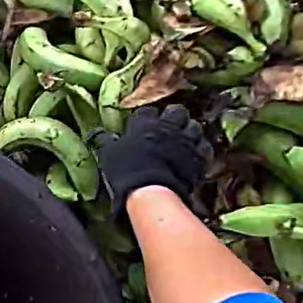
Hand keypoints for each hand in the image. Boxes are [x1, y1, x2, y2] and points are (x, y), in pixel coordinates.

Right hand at [94, 105, 209, 214]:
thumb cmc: (126, 170)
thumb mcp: (109, 154)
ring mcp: (186, 140)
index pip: (148, 111)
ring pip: (194, 127)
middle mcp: (168, 126)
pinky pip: (204, 148)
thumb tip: (99, 132)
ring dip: (190, 132)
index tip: (145, 126)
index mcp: (145, 123)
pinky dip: (200, 150)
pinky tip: (194, 156)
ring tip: (184, 141)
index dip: (148, 118)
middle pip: (177, 111)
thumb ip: (107, 140)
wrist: (151, 190)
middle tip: (170, 128)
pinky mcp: (198, 156)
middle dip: (175, 117)